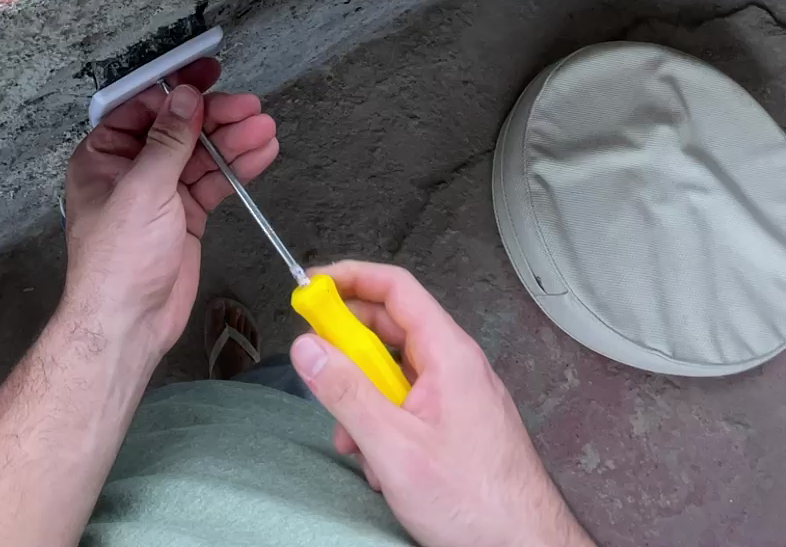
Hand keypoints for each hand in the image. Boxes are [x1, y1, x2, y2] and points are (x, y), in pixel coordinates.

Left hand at [61, 57, 278, 357]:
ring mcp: (160, 192)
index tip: (206, 71)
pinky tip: (261, 152)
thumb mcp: (143, 190)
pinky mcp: (185, 215)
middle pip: (178, 129)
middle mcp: (130, 169)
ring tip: (264, 127)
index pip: (142, 108)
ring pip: (200, 154)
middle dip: (214, 116)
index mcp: (103, 156)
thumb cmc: (118, 260)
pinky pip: (213, 182)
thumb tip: (184, 97)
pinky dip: (236, 168)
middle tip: (248, 106)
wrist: (130, 325)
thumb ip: (168, 141)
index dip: (175, 87)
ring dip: (232, 140)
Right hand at [289, 262, 593, 546]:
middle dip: (347, 345)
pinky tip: (376, 460)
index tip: (313, 286)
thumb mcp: (396, 448)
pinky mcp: (454, 422)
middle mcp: (454, 365)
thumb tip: (306, 348)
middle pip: (389, 325)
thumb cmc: (479, 507)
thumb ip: (346, 392)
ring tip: (351, 437)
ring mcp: (456, 394)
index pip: (394, 286)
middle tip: (315, 356)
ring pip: (393, 370)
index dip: (350, 278)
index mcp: (448, 354)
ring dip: (361, 395)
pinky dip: (381, 420)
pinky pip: (406, 400)